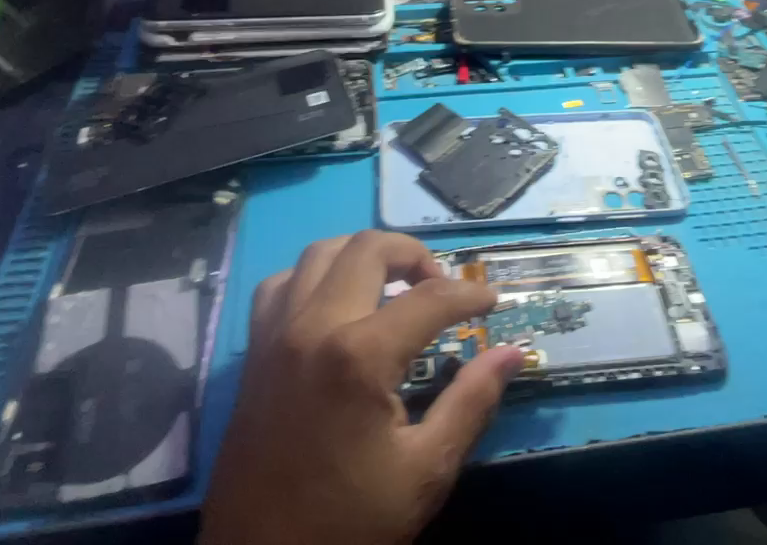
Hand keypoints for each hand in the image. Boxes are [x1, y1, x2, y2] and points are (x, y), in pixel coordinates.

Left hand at [201, 231, 523, 544]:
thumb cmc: (349, 522)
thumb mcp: (425, 471)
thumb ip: (471, 402)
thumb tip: (511, 353)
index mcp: (359, 355)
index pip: (429, 298)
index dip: (469, 294)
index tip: (493, 301)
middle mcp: (313, 326)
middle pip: (369, 248)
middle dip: (415, 255)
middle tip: (442, 289)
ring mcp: (276, 334)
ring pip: (320, 252)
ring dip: (363, 256)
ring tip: (393, 287)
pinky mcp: (254, 351)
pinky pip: (280, 284)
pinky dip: (313, 277)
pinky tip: (334, 304)